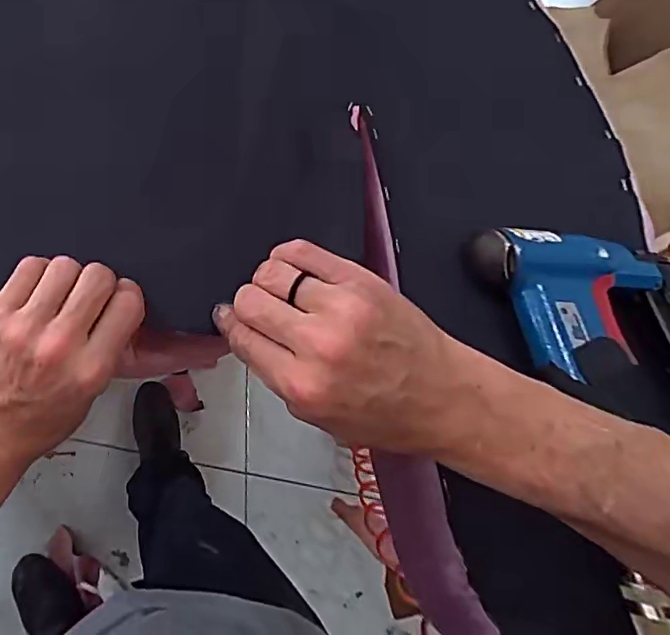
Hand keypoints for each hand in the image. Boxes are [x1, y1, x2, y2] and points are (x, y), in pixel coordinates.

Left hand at [0, 256, 145, 467]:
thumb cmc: (41, 416)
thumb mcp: (96, 391)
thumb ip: (125, 351)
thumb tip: (152, 327)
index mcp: (90, 368)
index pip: (128, 300)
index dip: (127, 296)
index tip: (119, 302)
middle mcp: (59, 345)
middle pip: (99, 275)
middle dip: (101, 283)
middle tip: (90, 300)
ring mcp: (25, 327)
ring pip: (66, 265)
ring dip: (70, 276)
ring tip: (62, 296)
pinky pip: (31, 266)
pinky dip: (40, 273)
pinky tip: (39, 292)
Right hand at [213, 240, 485, 455]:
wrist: (441, 394)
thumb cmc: (385, 413)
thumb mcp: (319, 417)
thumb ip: (277, 375)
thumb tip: (245, 333)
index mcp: (303, 386)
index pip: (242, 337)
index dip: (229, 323)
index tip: (228, 316)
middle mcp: (318, 344)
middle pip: (251, 299)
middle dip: (246, 301)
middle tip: (258, 306)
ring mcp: (341, 306)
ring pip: (272, 271)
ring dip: (268, 278)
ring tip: (281, 289)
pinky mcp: (360, 279)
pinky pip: (303, 250)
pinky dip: (288, 255)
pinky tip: (293, 267)